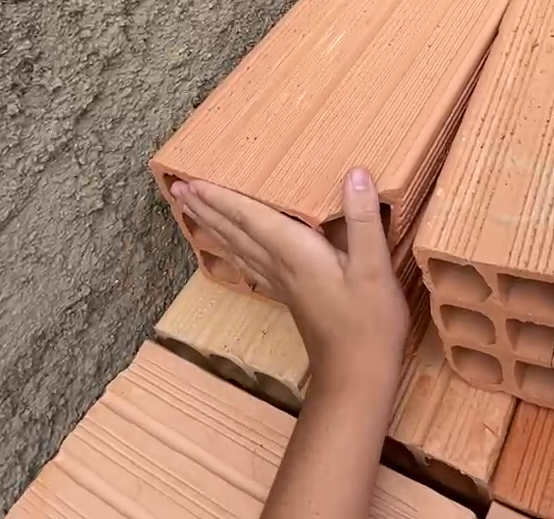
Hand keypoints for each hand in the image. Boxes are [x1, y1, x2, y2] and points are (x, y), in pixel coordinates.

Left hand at [173, 168, 409, 397]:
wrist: (356, 380)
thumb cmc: (367, 324)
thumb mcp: (374, 267)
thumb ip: (363, 219)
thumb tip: (354, 173)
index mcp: (296, 253)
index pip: (251, 218)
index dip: (223, 197)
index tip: (194, 180)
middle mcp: (280, 266)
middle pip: (236, 232)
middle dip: (207, 208)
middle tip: (179, 188)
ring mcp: (282, 283)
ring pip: (238, 248)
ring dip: (214, 226)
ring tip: (193, 210)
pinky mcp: (289, 295)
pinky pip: (250, 263)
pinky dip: (234, 249)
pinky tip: (231, 248)